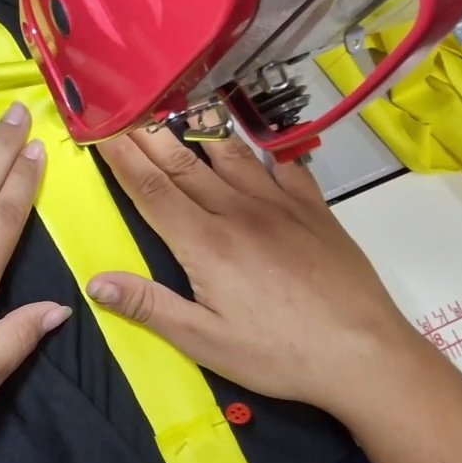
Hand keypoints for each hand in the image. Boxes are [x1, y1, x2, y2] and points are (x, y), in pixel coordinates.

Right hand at [85, 128, 432, 410]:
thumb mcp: (204, 341)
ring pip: (231, 157)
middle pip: (184, 165)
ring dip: (200, 132)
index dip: (122, 158)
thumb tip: (96, 281)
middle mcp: (238, 212)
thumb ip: (149, 307)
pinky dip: (263, 153)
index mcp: (205, 244)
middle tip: (127, 108)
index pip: (151, 190)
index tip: (102, 130)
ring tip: (181, 111)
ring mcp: (280, 206)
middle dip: (149, 135)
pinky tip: (257, 147)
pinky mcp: (315, 211)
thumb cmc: (278, 354)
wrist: (365, 352)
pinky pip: (284, 169)